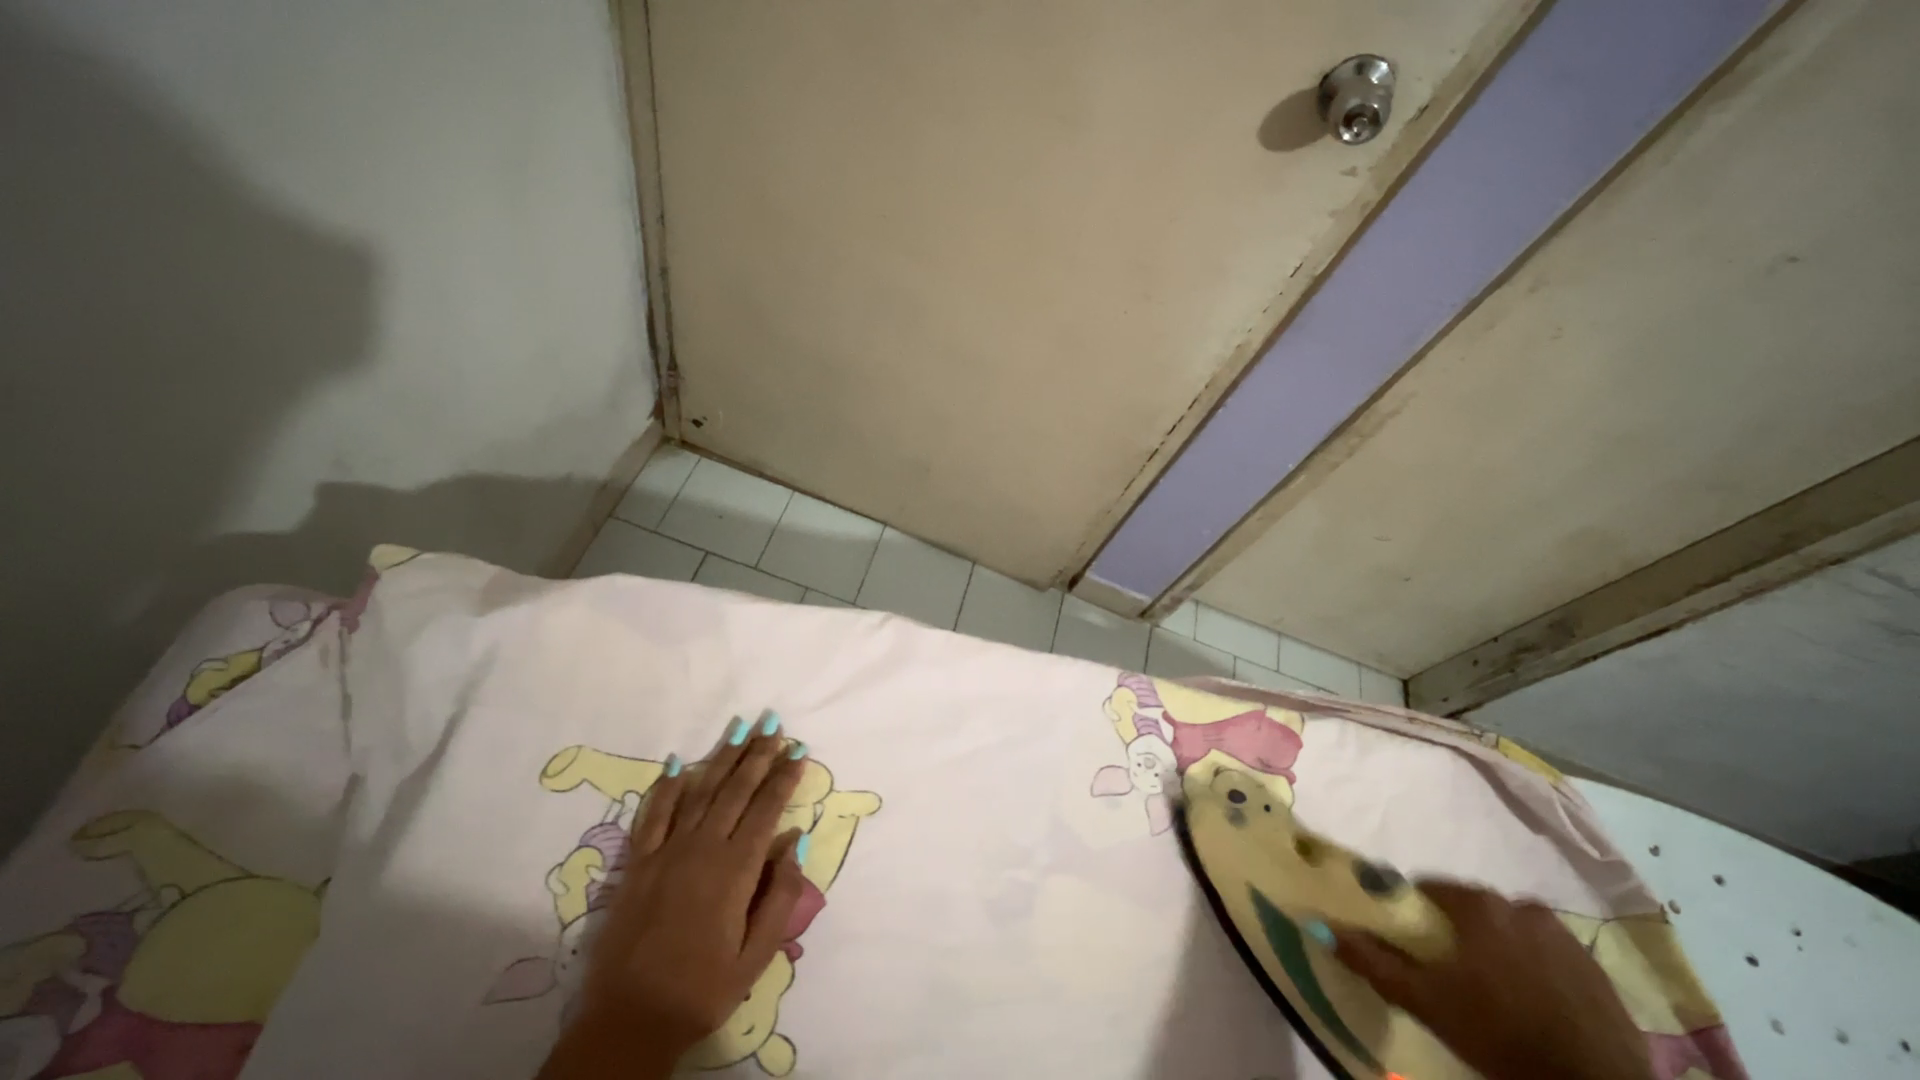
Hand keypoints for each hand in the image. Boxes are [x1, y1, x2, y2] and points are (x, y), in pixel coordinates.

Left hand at [539, 726, 808, 1079]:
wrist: (630, 1018)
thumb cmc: (703, 991)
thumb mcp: (757, 955)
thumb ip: (779, 896)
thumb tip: (796, 843)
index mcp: (735, 872)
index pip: (766, 811)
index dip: (785, 778)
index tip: (800, 751)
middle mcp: (701, 850)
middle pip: (735, 792)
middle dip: (758, 756)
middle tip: (774, 725)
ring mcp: (665, 854)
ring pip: (700, 793)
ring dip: (722, 759)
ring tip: (740, 730)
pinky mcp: (637, 864)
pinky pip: (654, 815)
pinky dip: (668, 787)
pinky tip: (681, 764)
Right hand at [1334, 880, 1650, 1079]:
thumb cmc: (1498, 1032)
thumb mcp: (1424, 1002)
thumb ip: (1373, 960)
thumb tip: (1326, 926)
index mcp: (1479, 905)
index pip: (1427, 888)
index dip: (1410, 914)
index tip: (1408, 945)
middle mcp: (1520, 903)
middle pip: (1469, 907)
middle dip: (1453, 932)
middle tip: (1444, 973)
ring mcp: (1562, 932)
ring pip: (1508, 929)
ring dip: (1494, 948)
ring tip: (1488, 990)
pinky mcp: (1592, 963)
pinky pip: (1544, 951)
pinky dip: (1530, 965)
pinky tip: (1527, 1000)